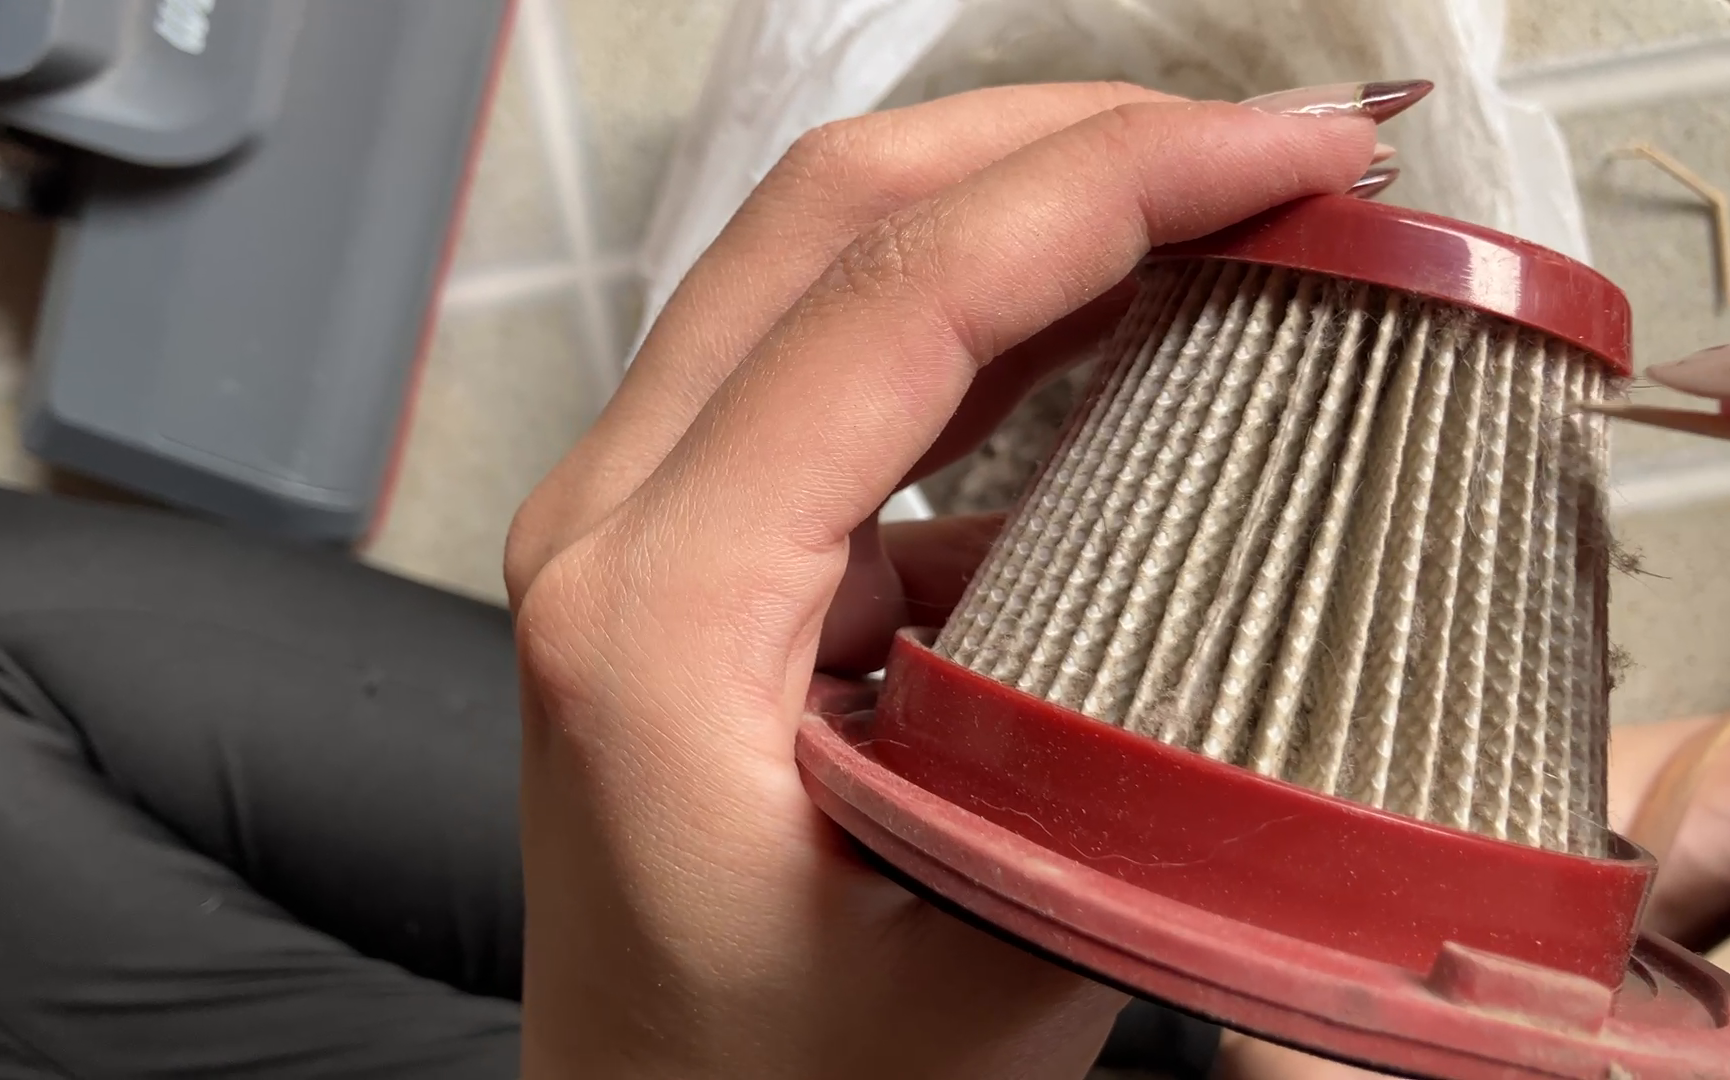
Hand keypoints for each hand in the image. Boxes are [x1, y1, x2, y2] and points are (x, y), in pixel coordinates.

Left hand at [504, 83, 1378, 1079]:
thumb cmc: (771, 1074)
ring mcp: (624, 520)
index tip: (1265, 150)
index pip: (887, 307)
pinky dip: (947, 328)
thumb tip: (1180, 511)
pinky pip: (806, 376)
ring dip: (994, 216)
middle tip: (1226, 149)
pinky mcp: (668, 542)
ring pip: (807, 276)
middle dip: (1036, 152)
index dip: (1093, 193)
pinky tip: (1062, 339)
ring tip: (1169, 211)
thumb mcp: (980, 920)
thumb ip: (1096, 711)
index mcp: (652, 614)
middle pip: (821, 230)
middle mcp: (608, 529)